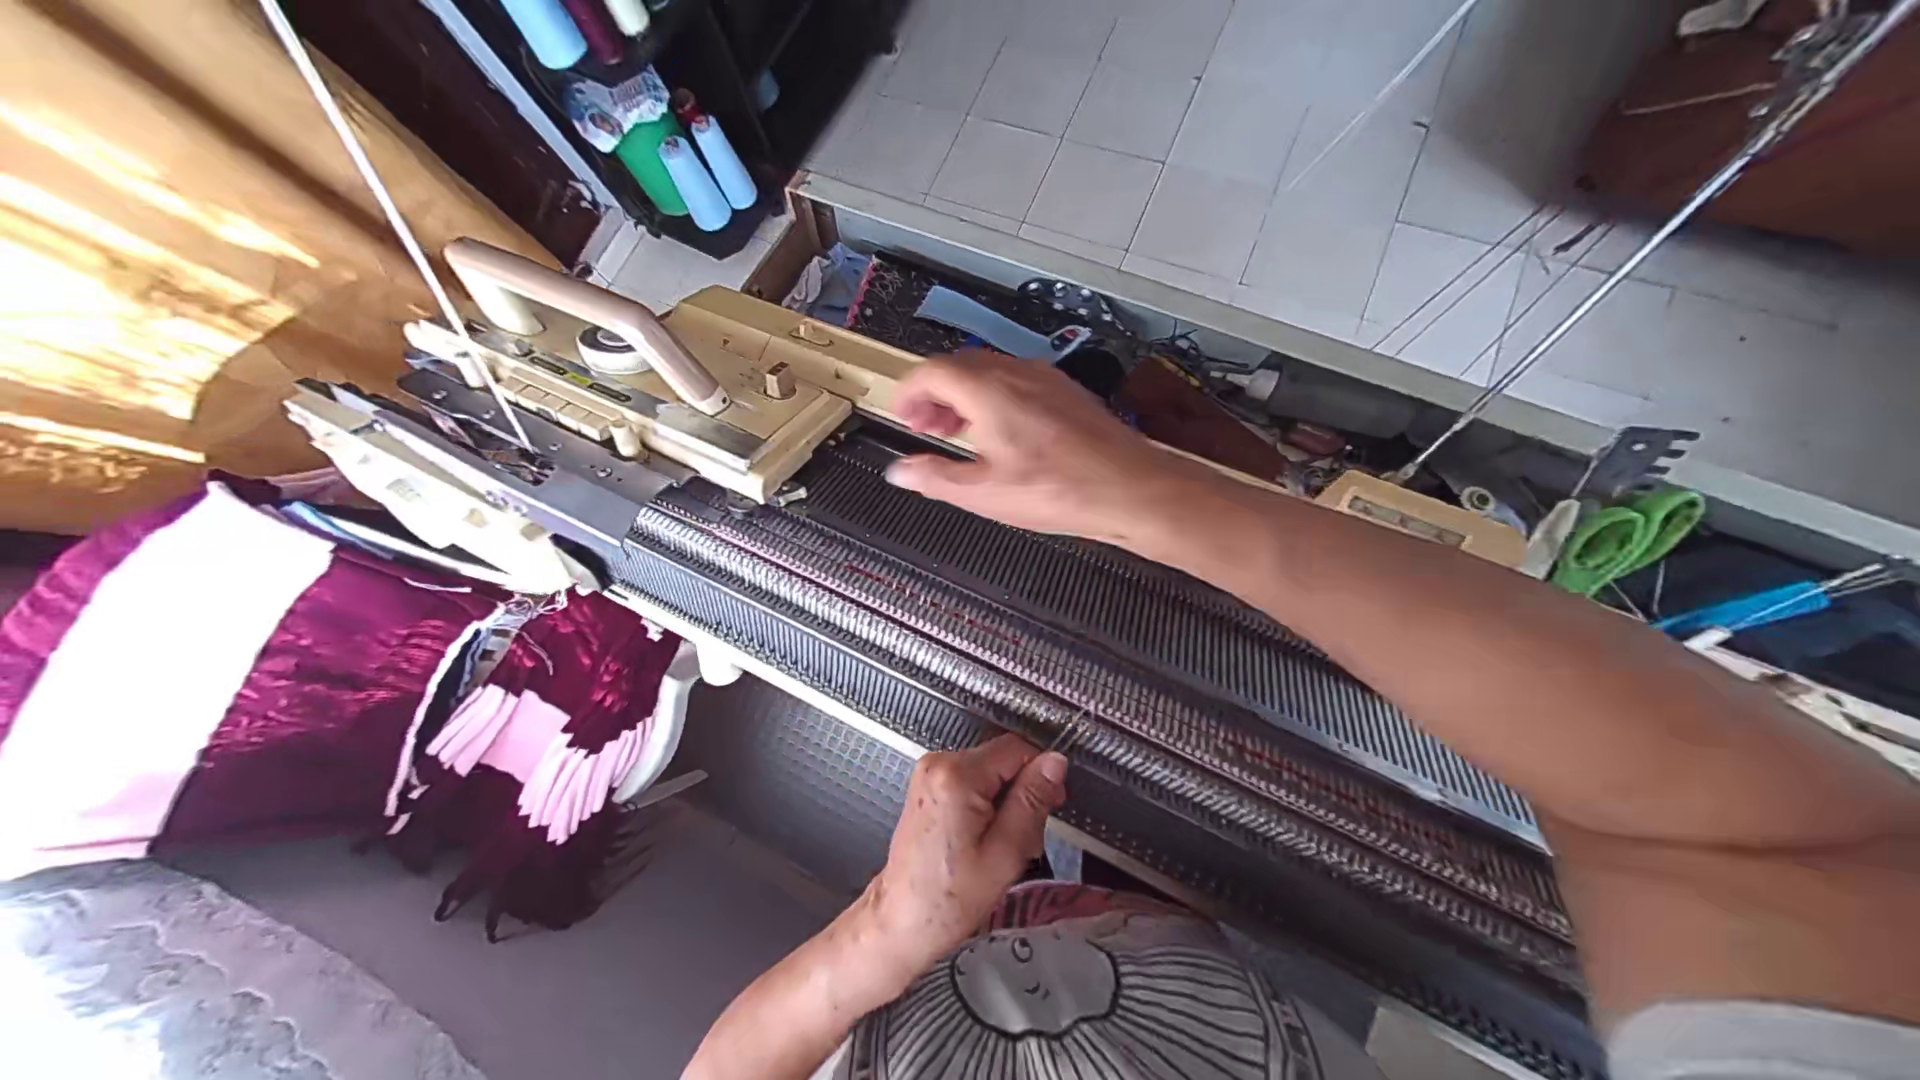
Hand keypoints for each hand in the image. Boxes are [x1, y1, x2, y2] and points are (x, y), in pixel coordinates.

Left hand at [862, 735, 1068, 978]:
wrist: (901, 921)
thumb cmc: (953, 896)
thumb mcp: (1006, 851)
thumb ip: (1032, 799)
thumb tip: (1056, 760)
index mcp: (957, 773)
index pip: (1017, 747)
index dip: (1042, 772)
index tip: (1053, 805)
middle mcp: (939, 761)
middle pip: (1002, 759)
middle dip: (1023, 792)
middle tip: (1028, 838)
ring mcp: (929, 771)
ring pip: (990, 771)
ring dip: (1007, 801)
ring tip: (1006, 845)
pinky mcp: (927, 785)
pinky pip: (972, 781)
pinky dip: (987, 804)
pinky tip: (987, 838)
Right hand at [886, 350, 1196, 541]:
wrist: (1130, 489)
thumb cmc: (1066, 489)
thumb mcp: (984, 493)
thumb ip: (935, 477)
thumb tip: (902, 471)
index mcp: (989, 391)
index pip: (932, 371)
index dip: (909, 392)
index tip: (902, 414)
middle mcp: (1017, 374)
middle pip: (959, 367)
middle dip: (934, 395)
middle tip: (924, 426)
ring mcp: (1045, 380)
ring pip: (989, 373)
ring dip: (963, 397)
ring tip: (957, 432)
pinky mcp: (1065, 393)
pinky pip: (1017, 382)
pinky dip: (994, 399)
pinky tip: (1000, 434)